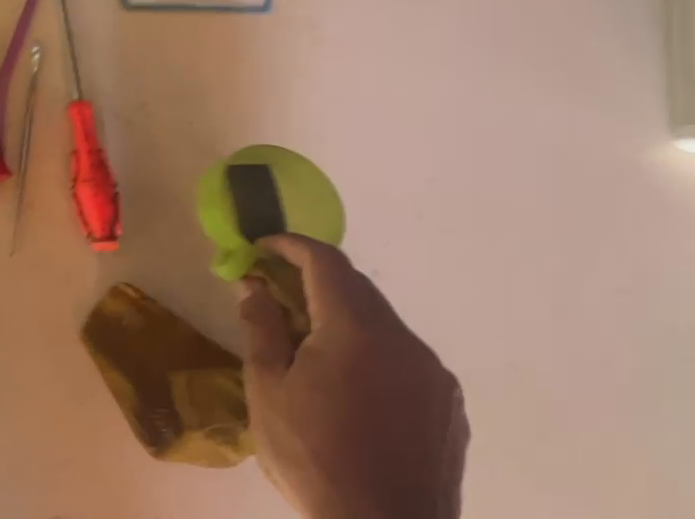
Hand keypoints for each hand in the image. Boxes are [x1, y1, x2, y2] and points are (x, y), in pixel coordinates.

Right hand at [239, 235, 468, 518]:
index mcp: (358, 332)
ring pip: (383, 323)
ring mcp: (435, 377)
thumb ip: (261, 326)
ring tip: (305, 341)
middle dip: (313, 279)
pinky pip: (404, 357)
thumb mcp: (266, 387)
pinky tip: (346, 381)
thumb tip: (253, 283)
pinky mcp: (449, 408)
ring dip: (342, 315)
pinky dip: (369, 348)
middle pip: (358, 289)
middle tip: (272, 291)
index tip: (259, 248)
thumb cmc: (312, 456)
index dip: (290, 245)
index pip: (327, 263)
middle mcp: (406, 344)